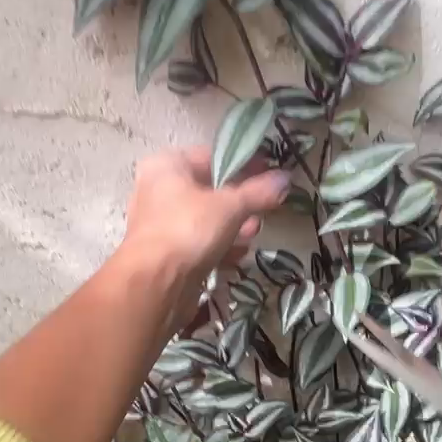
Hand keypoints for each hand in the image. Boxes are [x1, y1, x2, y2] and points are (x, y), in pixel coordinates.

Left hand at [115, 148, 290, 330]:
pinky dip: (219, 247)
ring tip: (252, 236)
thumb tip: (286, 178)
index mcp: (168, 166)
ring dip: (233, 228)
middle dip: (241, 202)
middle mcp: (160, 190)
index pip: (213, 156)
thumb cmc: (189, 230)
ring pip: (207, 219)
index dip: (245, 164)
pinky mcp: (169, 254)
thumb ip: (259, 192)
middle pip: (210, 190)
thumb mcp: (230, 207)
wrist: (156, 284)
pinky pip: (200, 243)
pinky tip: (236, 256)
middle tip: (264, 211)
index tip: (271, 175)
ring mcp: (162, 223)